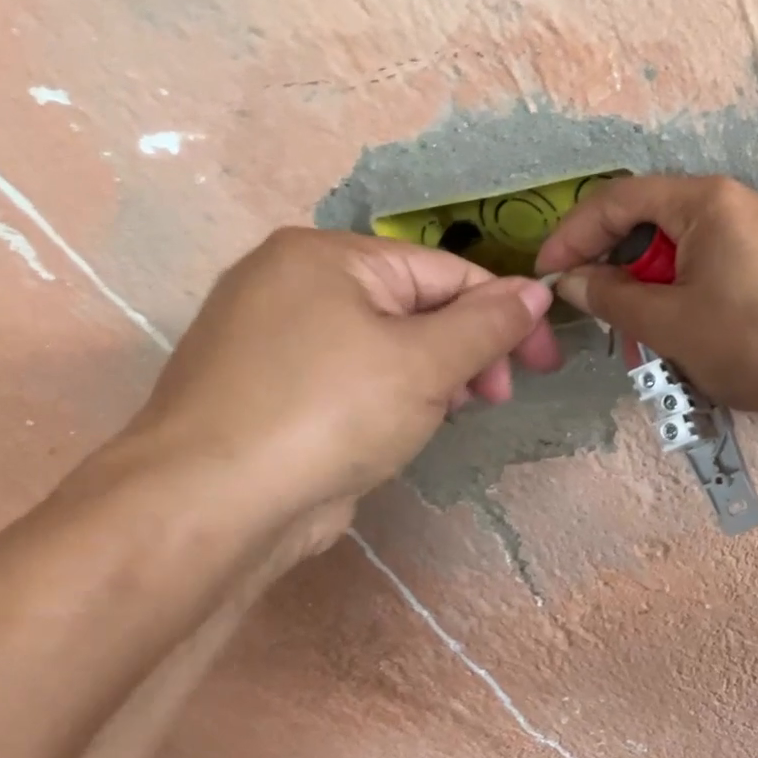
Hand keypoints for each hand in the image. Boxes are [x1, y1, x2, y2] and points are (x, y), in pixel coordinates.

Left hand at [123, 228, 558, 521]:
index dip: (507, 315)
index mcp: (330, 257)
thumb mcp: (428, 361)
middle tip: (493, 398)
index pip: (450, 272)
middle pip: (421, 304)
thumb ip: (490, 322)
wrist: (214, 500)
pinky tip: (406, 424)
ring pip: (393, 342)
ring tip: (447, 415)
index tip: (543, 366)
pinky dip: (397, 392)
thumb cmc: (331, 412)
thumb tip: (539, 290)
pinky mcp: (275, 382)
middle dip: (470, 350)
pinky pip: (359, 371)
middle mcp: (296, 281)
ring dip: (439, 376)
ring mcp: (278, 333)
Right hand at [536, 175, 757, 419]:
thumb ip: (611, 296)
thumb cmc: (747, 346)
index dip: (577, 234)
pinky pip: (733, 262)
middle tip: (609, 308)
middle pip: (664, 220)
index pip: (623, 200)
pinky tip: (702, 326)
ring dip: (664, 281)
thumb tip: (575, 282)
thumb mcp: (667, 323)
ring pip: (700, 245)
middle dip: (626, 264)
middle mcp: (750, 201)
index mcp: (713, 200)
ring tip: (656, 327)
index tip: (553, 272)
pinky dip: (702, 286)